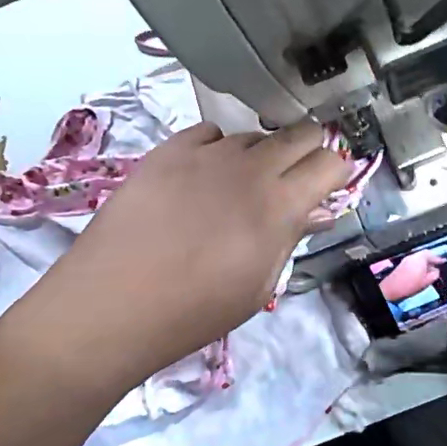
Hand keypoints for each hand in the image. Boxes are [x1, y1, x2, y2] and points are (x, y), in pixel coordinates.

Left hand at [0, 121, 351, 391]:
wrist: (109, 307)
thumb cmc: (194, 311)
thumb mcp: (259, 286)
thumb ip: (290, 239)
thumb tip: (313, 212)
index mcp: (280, 205)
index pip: (331, 162)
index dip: (336, 172)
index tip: (328, 187)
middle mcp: (249, 169)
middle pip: (300, 134)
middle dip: (308, 152)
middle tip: (294, 180)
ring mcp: (205, 155)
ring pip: (253, 135)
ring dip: (260, 155)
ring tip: (240, 187)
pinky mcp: (166, 152)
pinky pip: (209, 134)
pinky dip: (217, 149)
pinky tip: (203, 176)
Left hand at [377, 251, 443, 302]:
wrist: (392, 288)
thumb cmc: (411, 284)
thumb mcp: (427, 281)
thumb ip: (435, 274)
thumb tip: (436, 270)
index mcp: (421, 258)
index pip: (433, 254)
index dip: (439, 259)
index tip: (443, 262)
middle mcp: (414, 256)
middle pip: (425, 254)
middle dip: (432, 259)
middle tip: (437, 265)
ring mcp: (407, 259)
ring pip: (419, 257)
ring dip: (425, 262)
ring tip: (430, 270)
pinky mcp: (403, 264)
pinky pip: (414, 261)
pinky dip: (419, 264)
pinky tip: (421, 272)